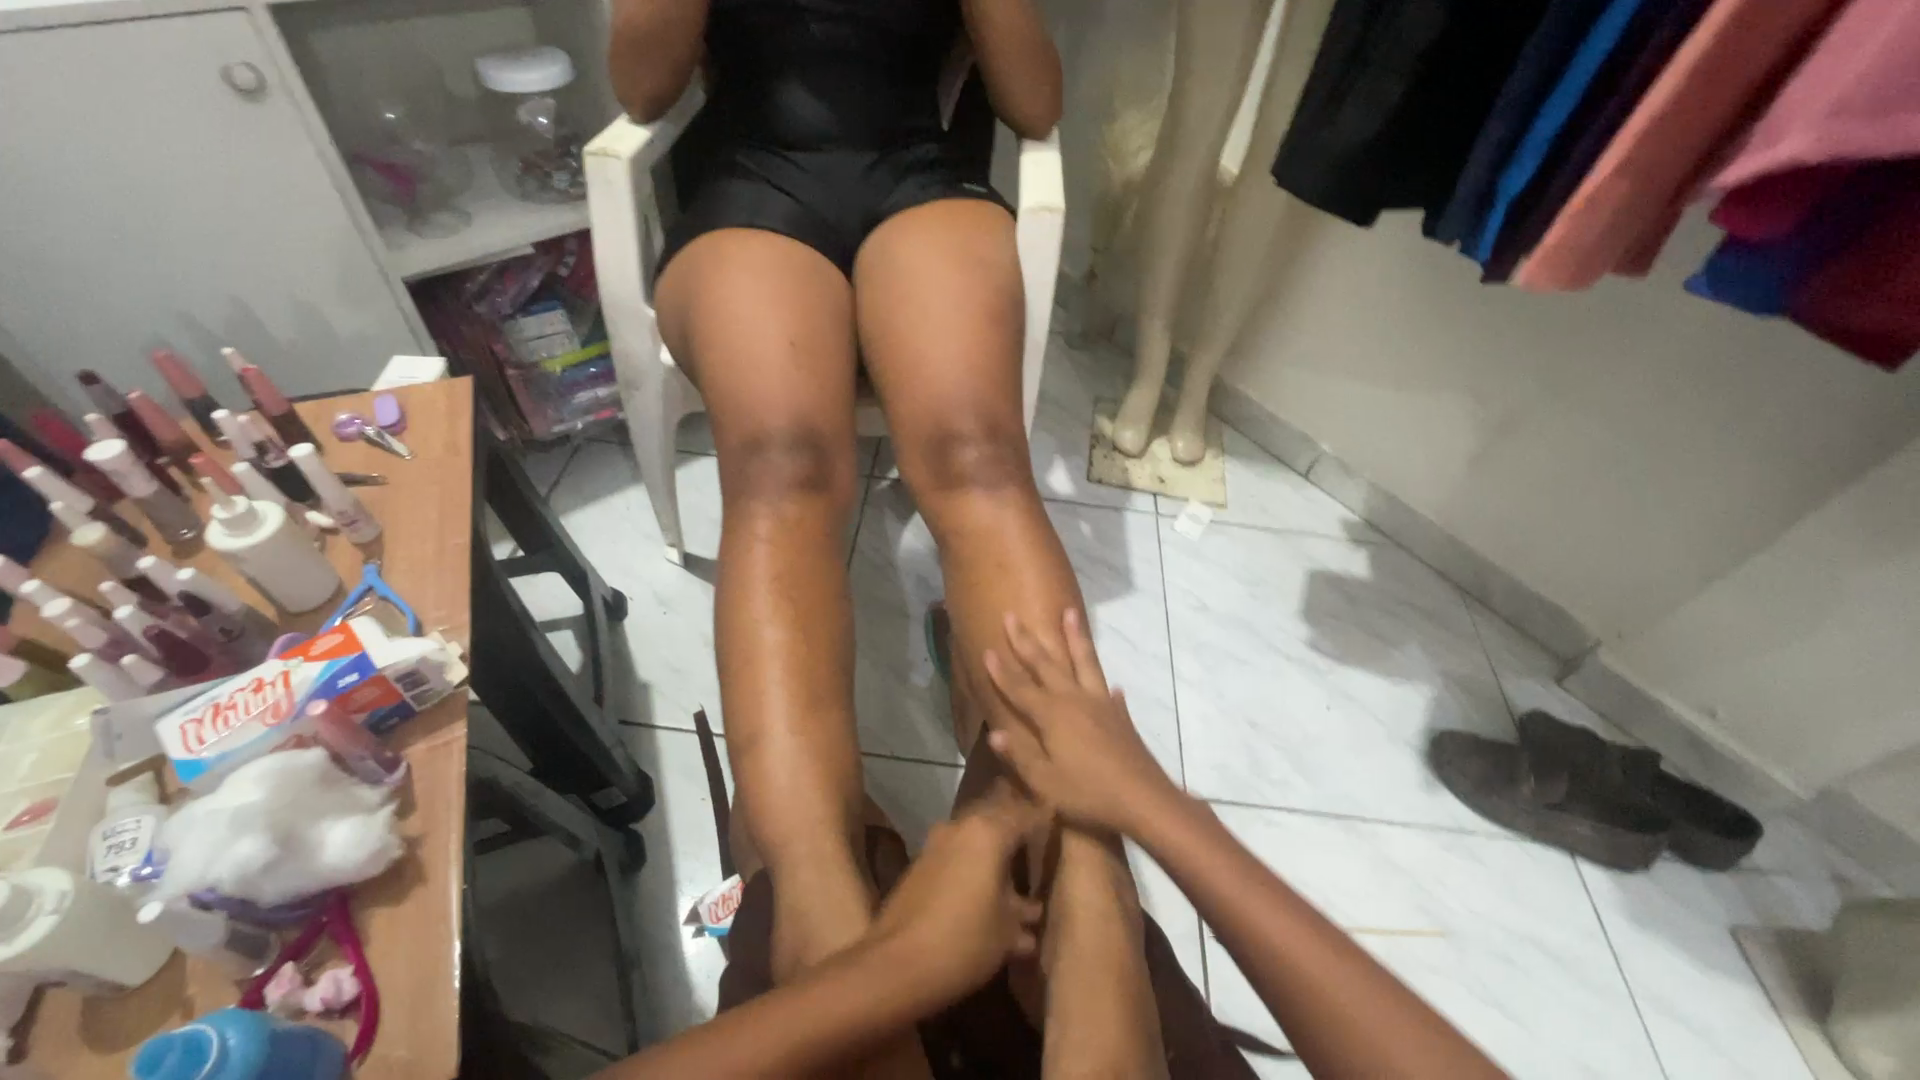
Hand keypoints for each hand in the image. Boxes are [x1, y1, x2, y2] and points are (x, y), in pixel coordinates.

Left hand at [870, 782, 1045, 1003]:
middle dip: (1020, 836)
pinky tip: (988, 898)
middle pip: (999, 820)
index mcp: (988, 832)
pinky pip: (958, 858)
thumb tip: (1033, 908)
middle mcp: (961, 827)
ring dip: (995, 857)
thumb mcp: (1007, 929)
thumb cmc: (965, 940)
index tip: (1062, 832)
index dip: (1048, 822)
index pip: (1029, 814)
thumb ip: (1024, 910)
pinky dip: (975, 871)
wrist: (896, 964)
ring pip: (976, 841)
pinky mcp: (920, 866)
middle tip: (1041, 853)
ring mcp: (937, 845)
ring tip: (1018, 885)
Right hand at [983, 609, 1182, 835]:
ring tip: (1070, 612)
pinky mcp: (1120, 715)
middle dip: (1027, 641)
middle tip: (1013, 616)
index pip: (1020, 688)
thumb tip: (994, 734)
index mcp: (1052, 716)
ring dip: (1074, 637)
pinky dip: (1105, 683)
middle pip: (1047, 664)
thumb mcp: (1045, 782)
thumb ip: (1019, 756)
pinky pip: (1108, 690)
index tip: (988, 649)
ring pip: (1084, 662)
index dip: (1002, 671)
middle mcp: (1074, 700)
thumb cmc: (1088, 794)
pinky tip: (1110, 684)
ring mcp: (1101, 704)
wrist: (1143, 798)